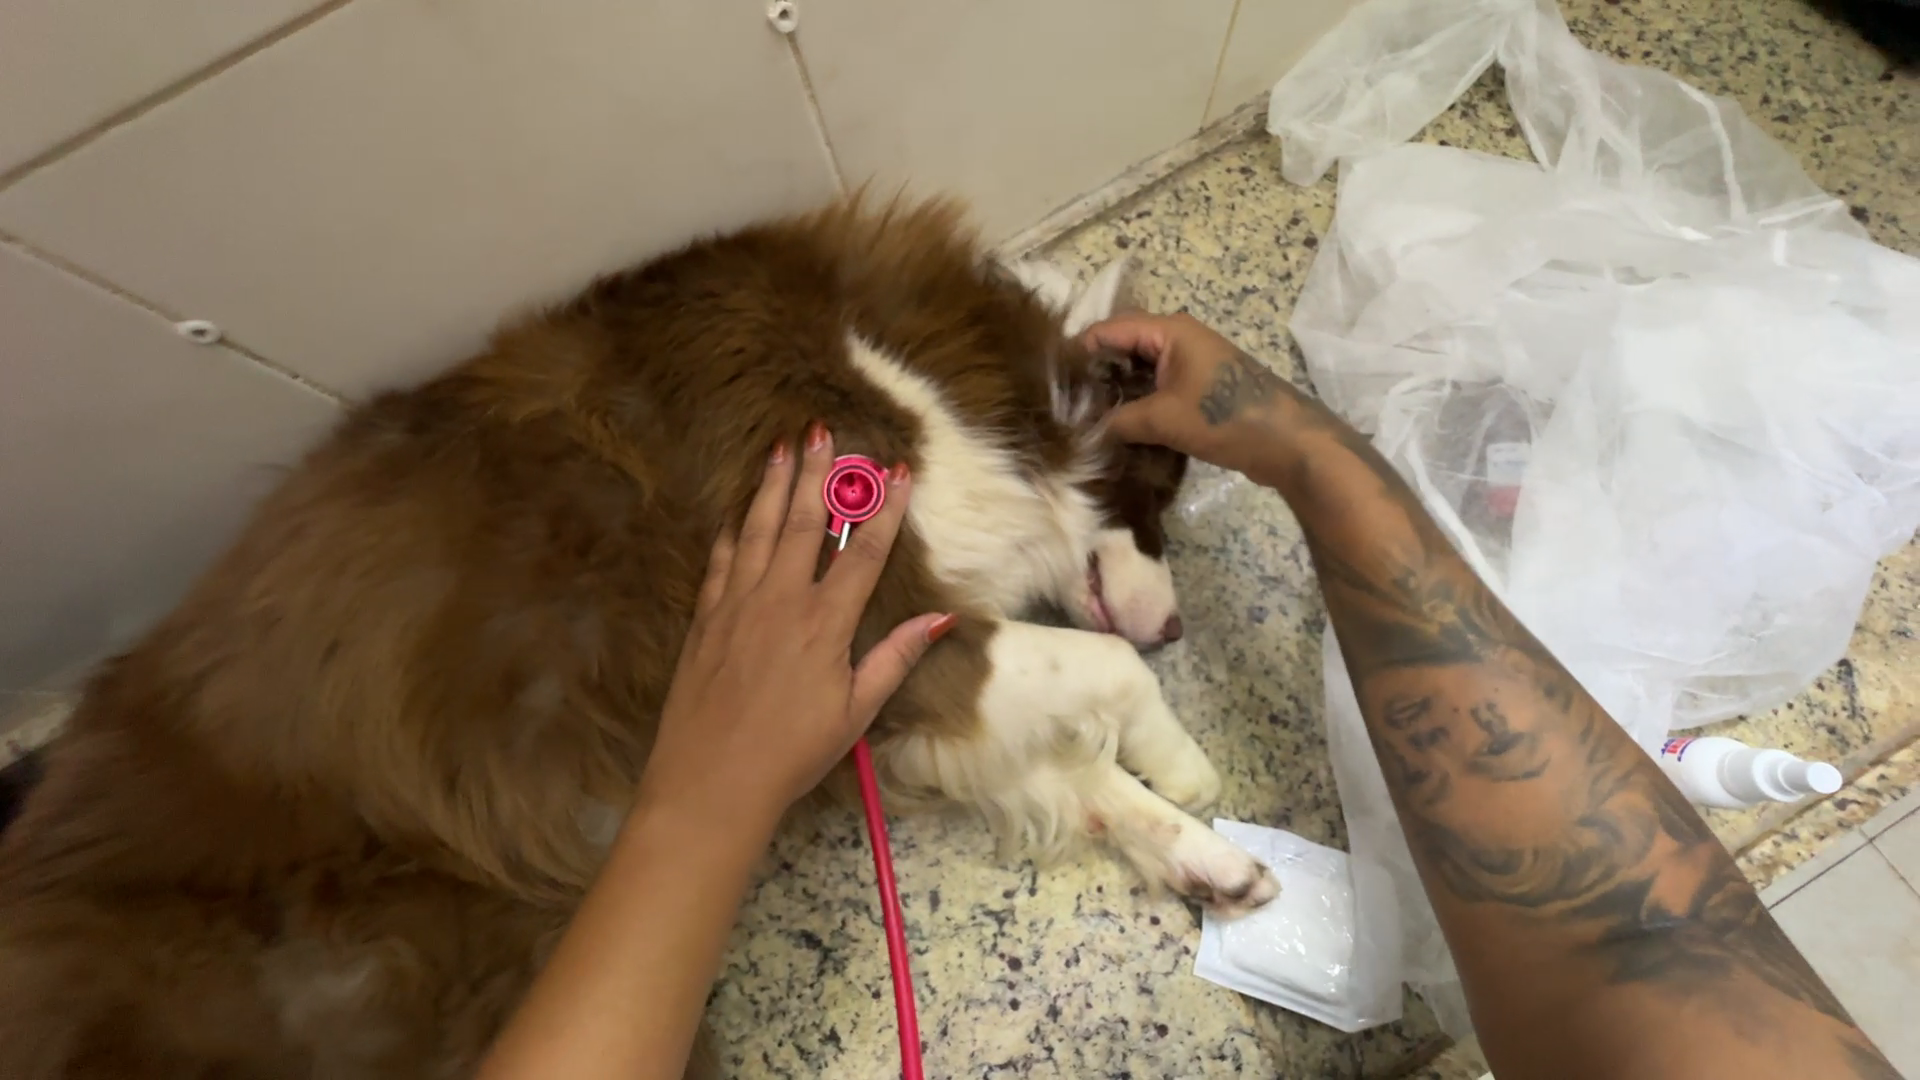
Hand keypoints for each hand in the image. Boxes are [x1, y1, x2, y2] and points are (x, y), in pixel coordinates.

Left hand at [639, 424, 956, 832]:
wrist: (711, 783)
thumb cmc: (793, 752)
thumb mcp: (856, 711)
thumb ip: (895, 657)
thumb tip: (940, 620)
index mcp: (825, 623)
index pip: (864, 552)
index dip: (884, 509)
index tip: (897, 471)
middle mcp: (782, 600)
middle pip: (805, 523)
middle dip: (818, 475)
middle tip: (823, 432)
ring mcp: (738, 604)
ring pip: (760, 531)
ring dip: (773, 487)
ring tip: (781, 448)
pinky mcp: (706, 619)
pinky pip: (722, 562)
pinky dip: (733, 533)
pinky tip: (739, 514)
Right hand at [1082, 313, 1295, 476]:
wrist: (1287, 443)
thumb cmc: (1225, 418)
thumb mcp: (1163, 420)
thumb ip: (1117, 421)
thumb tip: (1081, 432)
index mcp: (1169, 330)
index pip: (1107, 330)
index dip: (1077, 352)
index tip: (1050, 381)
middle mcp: (1176, 338)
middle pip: (1120, 346)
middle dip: (1092, 372)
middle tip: (1061, 401)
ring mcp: (1187, 362)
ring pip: (1136, 369)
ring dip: (1112, 389)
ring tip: (1081, 415)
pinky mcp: (1195, 387)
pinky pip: (1153, 386)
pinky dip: (1133, 401)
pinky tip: (1113, 424)